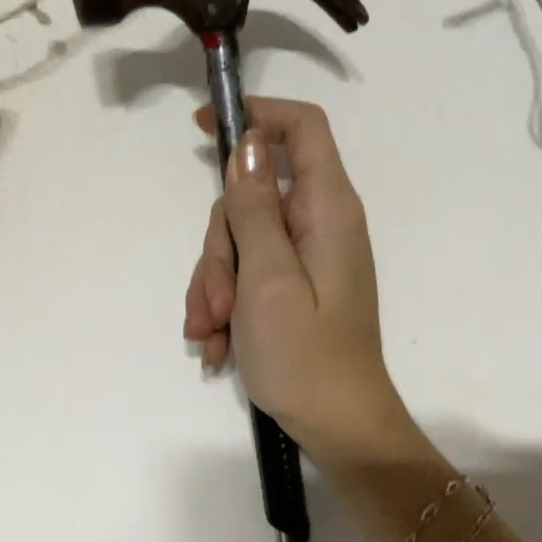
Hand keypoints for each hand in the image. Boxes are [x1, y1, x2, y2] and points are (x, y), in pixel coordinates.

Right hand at [183, 99, 415, 464]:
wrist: (338, 426)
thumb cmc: (305, 355)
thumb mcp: (268, 279)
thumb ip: (254, 208)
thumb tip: (248, 143)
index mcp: (327, 210)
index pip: (302, 129)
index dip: (256, 115)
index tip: (203, 127)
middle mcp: (321, 226)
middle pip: (253, 198)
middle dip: (218, 248)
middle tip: (212, 302)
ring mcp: (308, 260)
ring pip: (242, 242)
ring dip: (215, 286)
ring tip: (210, 334)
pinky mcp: (297, 290)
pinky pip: (250, 276)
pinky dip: (227, 306)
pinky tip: (217, 346)